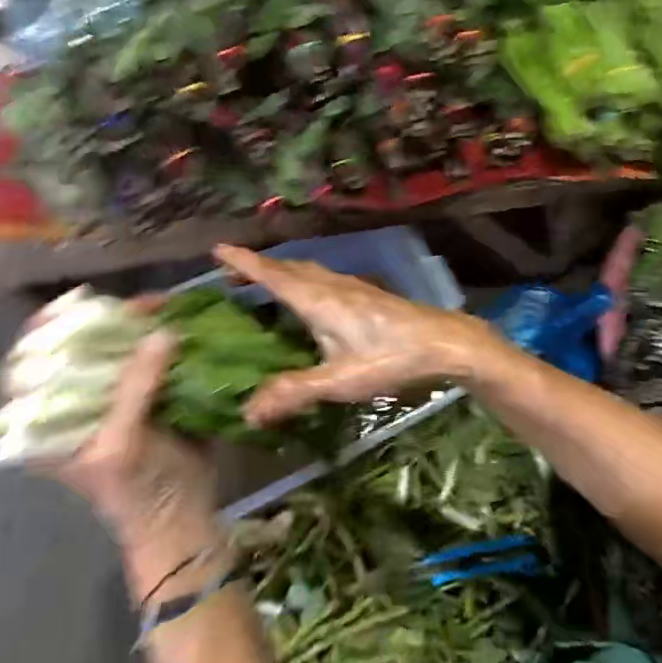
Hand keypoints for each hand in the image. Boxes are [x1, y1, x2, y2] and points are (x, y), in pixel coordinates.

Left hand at [16, 325, 216, 541]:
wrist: (180, 520)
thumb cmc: (136, 491)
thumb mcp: (123, 445)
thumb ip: (135, 389)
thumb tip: (162, 332)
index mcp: (50, 421)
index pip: (31, 364)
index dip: (47, 330)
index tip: (79, 303)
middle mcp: (78, 404)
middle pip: (79, 348)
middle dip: (104, 320)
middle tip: (135, 304)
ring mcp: (115, 398)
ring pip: (117, 350)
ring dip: (137, 325)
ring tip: (160, 306)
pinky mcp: (150, 397)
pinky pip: (151, 360)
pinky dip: (162, 340)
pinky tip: (176, 322)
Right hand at [211, 244, 510, 425]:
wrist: (444, 342)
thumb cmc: (390, 358)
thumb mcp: (340, 381)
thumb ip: (293, 393)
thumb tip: (247, 412)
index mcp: (317, 300)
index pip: (272, 275)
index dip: (244, 263)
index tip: (217, 250)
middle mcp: (330, 286)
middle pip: (287, 269)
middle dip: (257, 267)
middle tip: (231, 273)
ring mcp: (351, 287)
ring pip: (307, 272)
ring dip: (281, 272)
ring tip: (262, 283)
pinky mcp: (366, 295)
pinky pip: (322, 279)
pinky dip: (301, 281)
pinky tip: (308, 299)